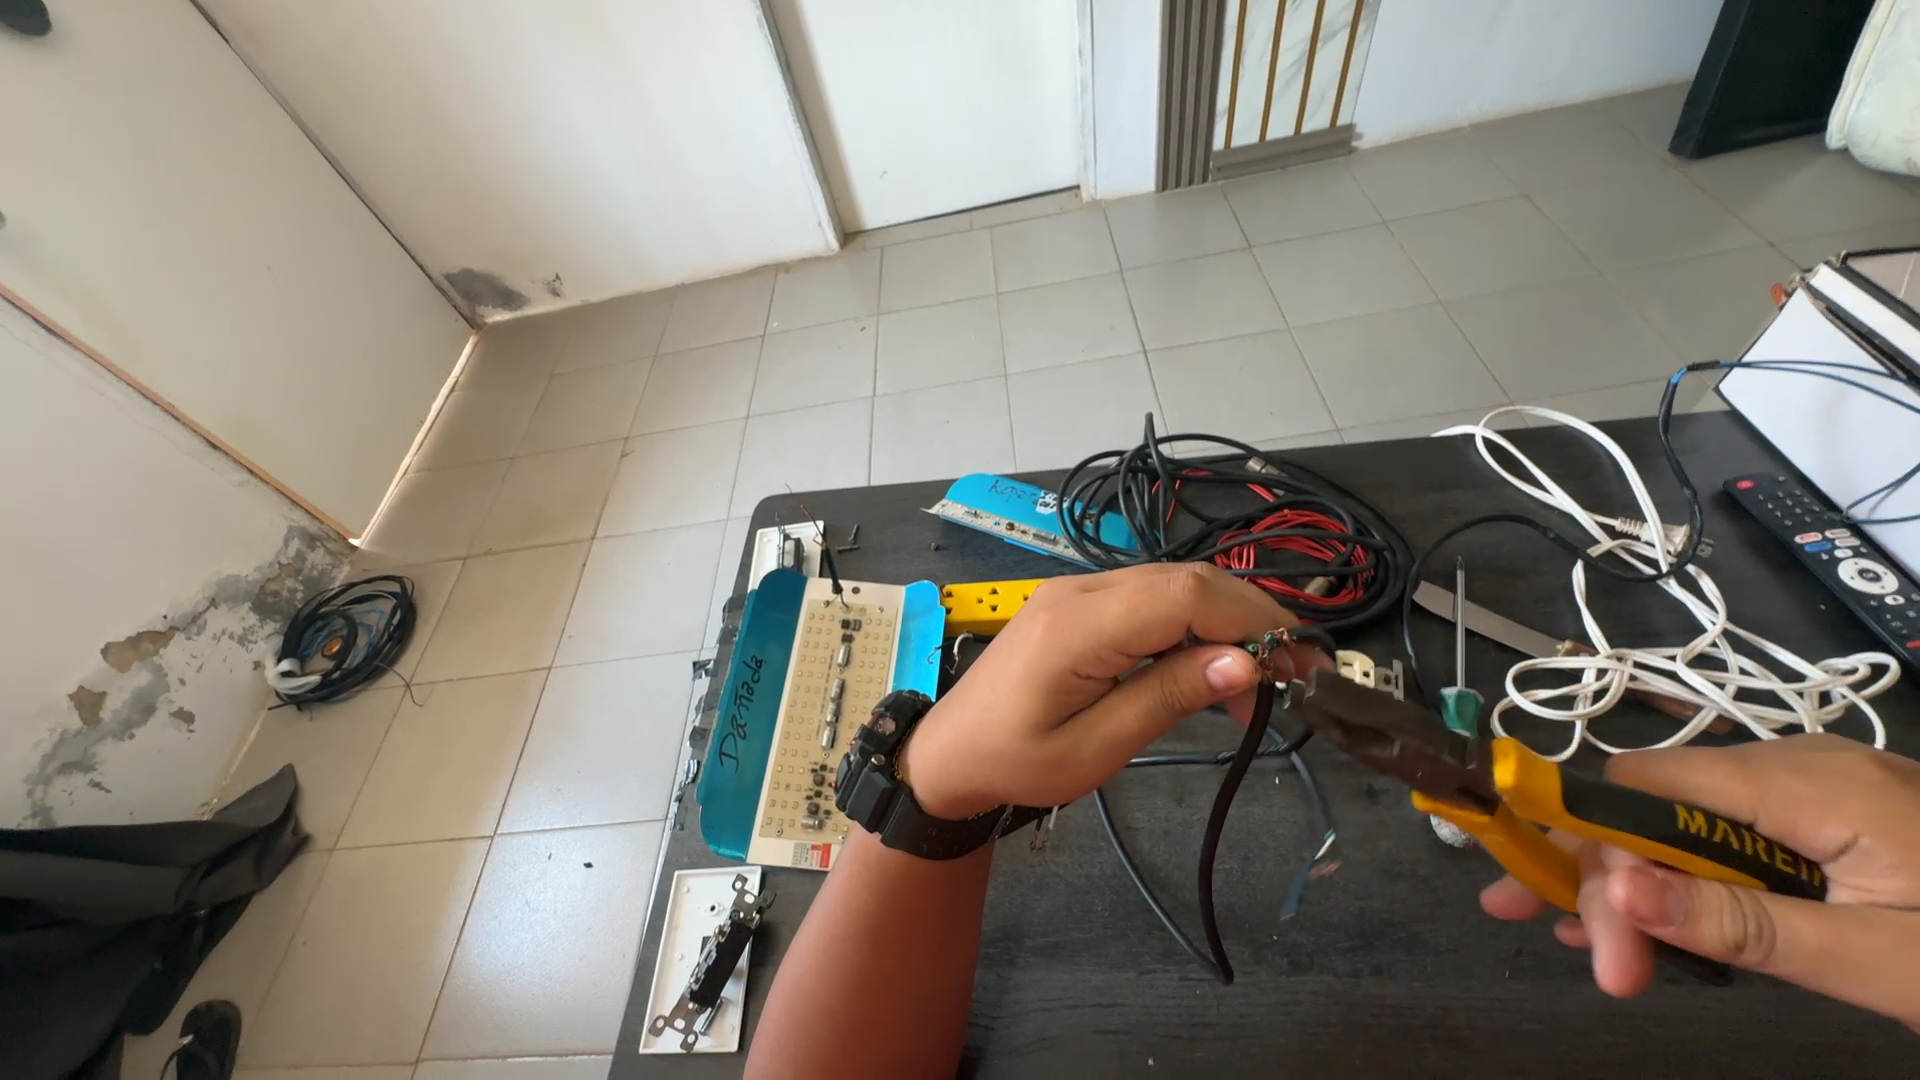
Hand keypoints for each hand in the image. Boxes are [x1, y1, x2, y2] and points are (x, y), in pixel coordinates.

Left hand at [899, 563, 1329, 818]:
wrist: (952, 749)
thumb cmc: (1015, 762)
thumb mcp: (1095, 748)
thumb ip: (1167, 698)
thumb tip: (1246, 662)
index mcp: (1077, 625)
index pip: (1184, 595)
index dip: (1251, 619)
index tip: (1299, 664)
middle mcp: (1079, 591)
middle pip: (1185, 580)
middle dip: (1250, 618)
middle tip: (1294, 676)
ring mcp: (1076, 591)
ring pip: (1173, 585)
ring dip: (1224, 624)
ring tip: (1256, 684)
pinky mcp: (1078, 603)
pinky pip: (1149, 600)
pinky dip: (1191, 627)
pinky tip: (1207, 669)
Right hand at [1480, 734, 1919, 1027]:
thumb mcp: (1893, 965)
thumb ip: (1748, 926)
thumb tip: (1614, 895)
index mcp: (1806, 782)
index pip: (1640, 790)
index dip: (1593, 852)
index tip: (1586, 936)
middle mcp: (1787, 762)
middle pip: (1649, 808)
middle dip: (1607, 880)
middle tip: (1596, 962)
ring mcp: (1804, 786)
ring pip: (1674, 822)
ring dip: (1631, 884)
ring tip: (1597, 944)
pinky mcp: (1818, 815)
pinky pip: (1720, 835)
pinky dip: (1680, 879)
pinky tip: (1654, 920)